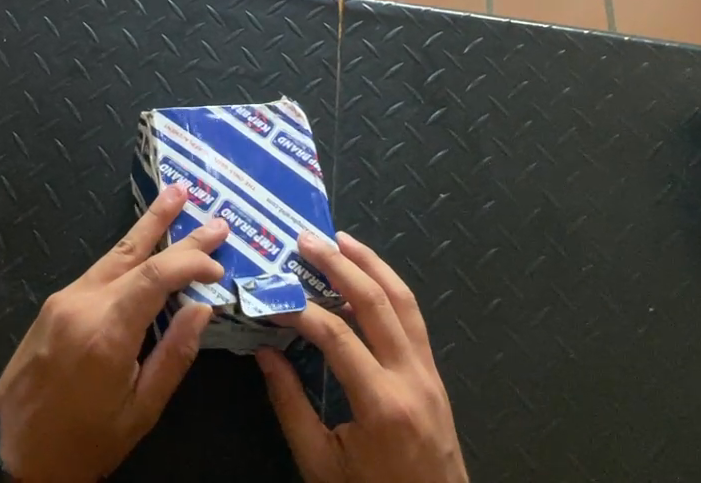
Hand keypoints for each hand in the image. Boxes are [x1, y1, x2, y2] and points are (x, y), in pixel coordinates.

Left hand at [0, 182, 229, 482]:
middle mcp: (82, 303)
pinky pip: (97, 272)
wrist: (9, 458)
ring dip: (147, 227)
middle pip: (134, 250)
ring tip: (174, 198)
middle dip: (172, 225)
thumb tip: (202, 308)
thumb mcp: (139, 412)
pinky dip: (126, 256)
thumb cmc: (82, 443)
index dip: (190, 261)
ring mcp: (63, 300)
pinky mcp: (53, 306)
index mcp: (106, 332)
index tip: (218, 263)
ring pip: (113, 254)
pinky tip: (143, 248)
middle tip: (203, 204)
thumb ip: (174, 356)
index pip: (156, 275)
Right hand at [256, 232, 466, 482]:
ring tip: (341, 240)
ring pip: (404, 301)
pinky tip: (370, 274)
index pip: (336, 335)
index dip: (299, 310)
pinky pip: (413, 319)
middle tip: (308, 240)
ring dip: (371, 264)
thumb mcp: (321, 463)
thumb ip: (290, 405)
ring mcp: (429, 373)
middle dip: (339, 265)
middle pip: (376, 303)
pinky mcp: (435, 375)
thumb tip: (265, 352)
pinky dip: (390, 288)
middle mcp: (411, 378)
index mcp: (381, 403)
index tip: (270, 297)